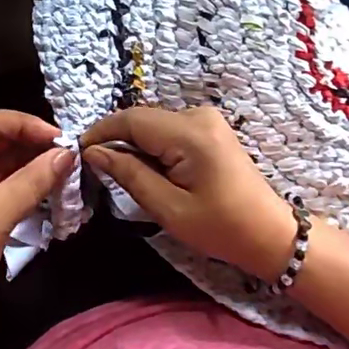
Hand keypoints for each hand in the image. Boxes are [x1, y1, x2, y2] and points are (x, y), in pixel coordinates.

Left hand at [0, 109, 73, 319]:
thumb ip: (35, 178)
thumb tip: (68, 154)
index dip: (28, 125)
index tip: (60, 139)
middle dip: (32, 144)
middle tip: (66, 154)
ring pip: (1, 159)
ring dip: (31, 162)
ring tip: (63, 168)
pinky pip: (0, 179)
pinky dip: (23, 180)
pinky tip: (48, 183)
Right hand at [81, 106, 298, 281]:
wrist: (270, 233)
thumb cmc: (221, 228)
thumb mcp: (169, 208)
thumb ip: (130, 175)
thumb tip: (94, 153)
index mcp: (190, 133)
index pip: (131, 120)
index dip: (100, 132)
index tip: (78, 153)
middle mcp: (198, 115)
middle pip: (141, 119)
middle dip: (115, 140)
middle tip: (95, 169)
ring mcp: (206, 119)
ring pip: (152, 124)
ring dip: (133, 144)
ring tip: (121, 174)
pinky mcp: (209, 128)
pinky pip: (167, 130)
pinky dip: (151, 146)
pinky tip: (148, 170)